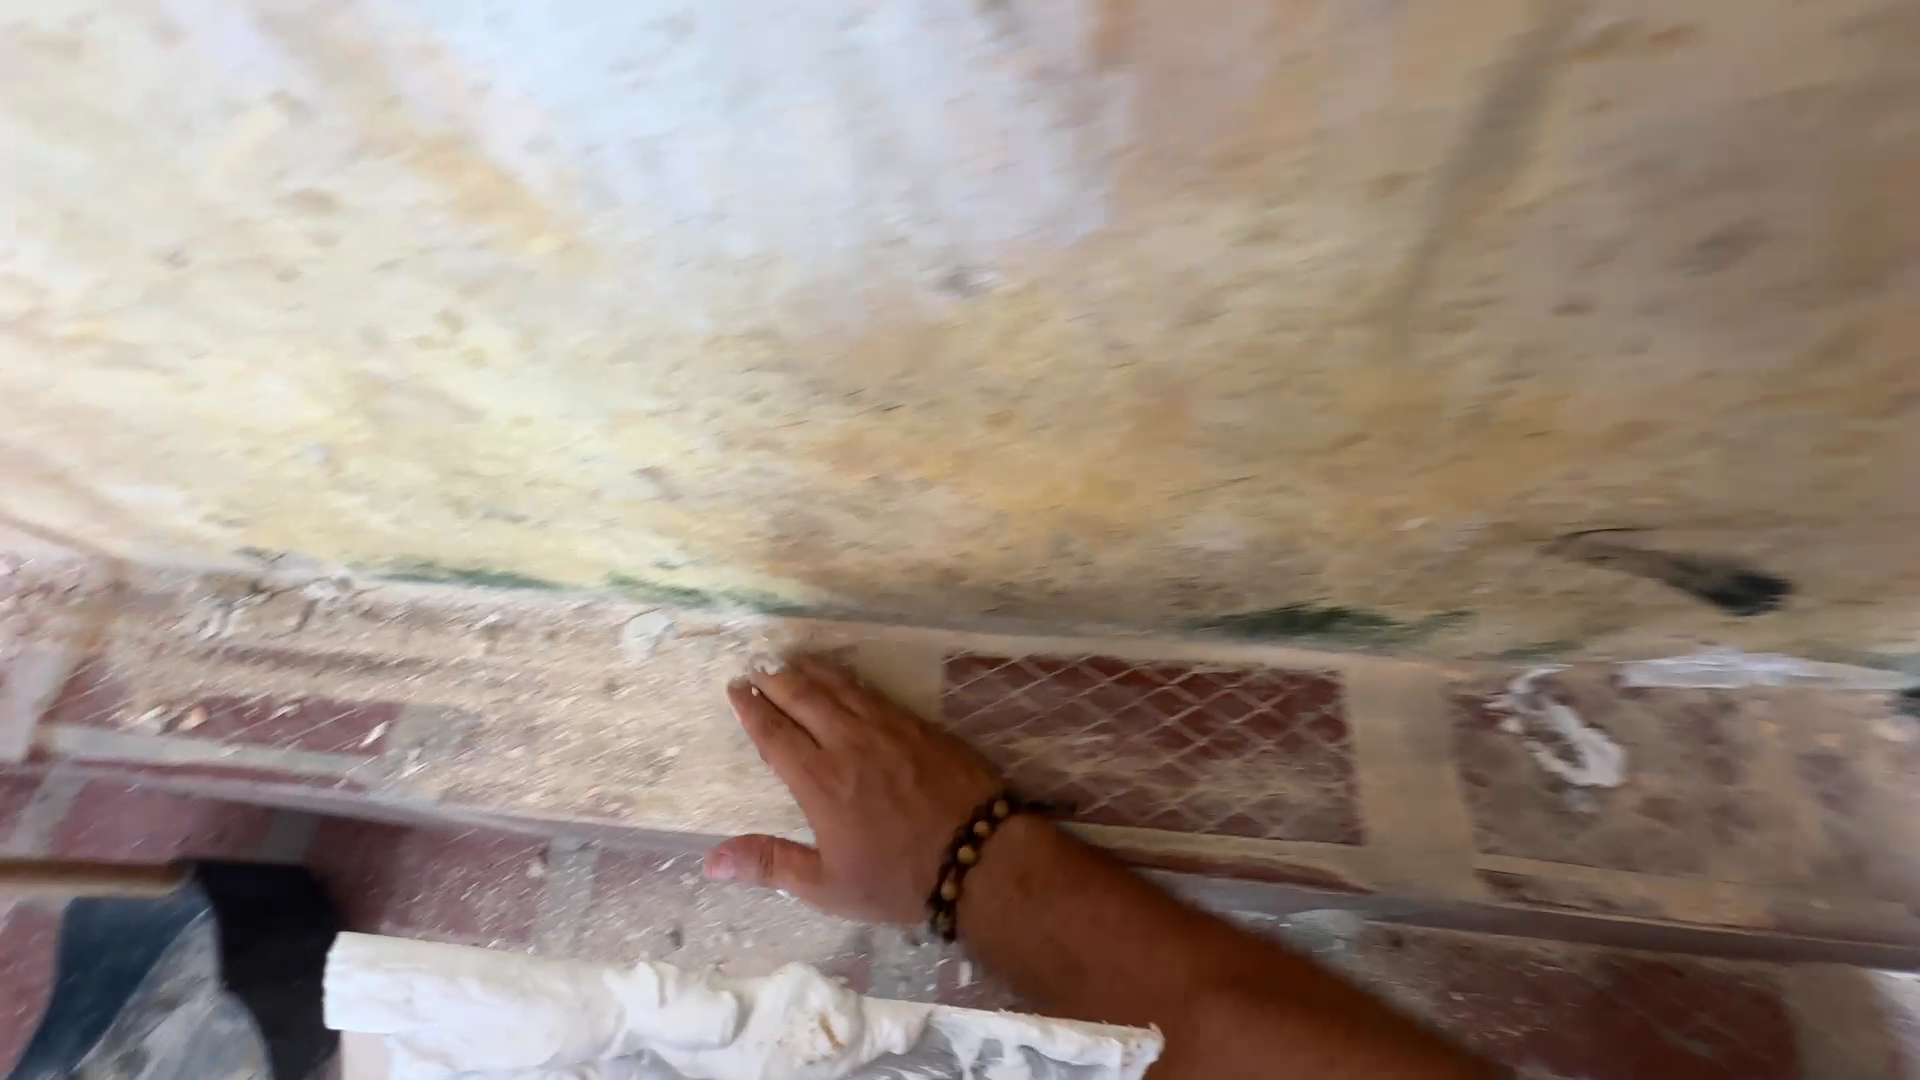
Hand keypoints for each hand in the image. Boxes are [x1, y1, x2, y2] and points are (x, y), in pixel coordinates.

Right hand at [704, 655, 1002, 923]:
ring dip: (809, 671)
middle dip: (774, 680)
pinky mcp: (915, 722)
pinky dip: (847, 678)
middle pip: (802, 698)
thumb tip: (711, 860)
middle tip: (756, 668)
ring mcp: (885, 726)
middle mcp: (847, 742)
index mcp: (820, 780)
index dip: (751, 708)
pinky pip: (871, 690)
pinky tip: (841, 676)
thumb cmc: (899, 877)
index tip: (735, 688)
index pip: (775, 733)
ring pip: (837, 687)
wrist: (978, 851)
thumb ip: (770, 864)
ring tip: (790, 662)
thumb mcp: (828, 886)